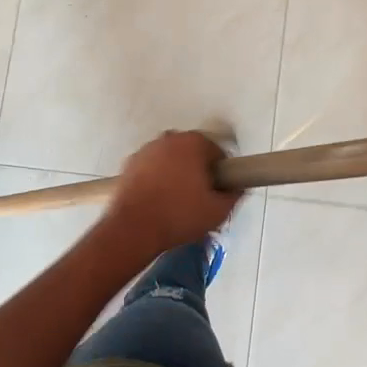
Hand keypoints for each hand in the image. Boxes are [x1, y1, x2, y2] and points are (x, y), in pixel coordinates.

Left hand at [100, 131, 241, 256]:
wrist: (133, 228)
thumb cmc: (179, 215)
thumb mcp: (217, 211)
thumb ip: (233, 196)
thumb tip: (237, 188)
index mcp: (194, 143)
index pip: (217, 153)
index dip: (220, 174)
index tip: (217, 193)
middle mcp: (170, 138)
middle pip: (192, 153)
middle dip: (197, 171)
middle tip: (199, 198)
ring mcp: (147, 149)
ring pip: (170, 159)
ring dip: (176, 173)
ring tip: (175, 202)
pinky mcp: (129, 163)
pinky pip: (151, 168)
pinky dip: (156, 178)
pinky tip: (157, 200)